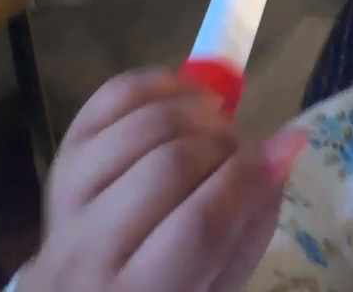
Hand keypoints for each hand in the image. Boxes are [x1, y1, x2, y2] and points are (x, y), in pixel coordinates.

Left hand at [22, 70, 307, 291]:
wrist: (91, 287)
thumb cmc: (172, 285)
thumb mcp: (221, 276)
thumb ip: (257, 213)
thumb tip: (290, 141)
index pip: (199, 224)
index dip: (247, 177)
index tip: (276, 152)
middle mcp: (89, 251)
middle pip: (168, 166)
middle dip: (222, 143)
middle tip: (238, 147)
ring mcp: (67, 199)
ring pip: (141, 126)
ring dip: (194, 109)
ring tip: (213, 121)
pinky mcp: (63, 154)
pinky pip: (112, 97)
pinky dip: (159, 82)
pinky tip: (185, 96)